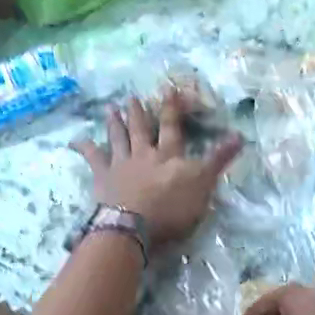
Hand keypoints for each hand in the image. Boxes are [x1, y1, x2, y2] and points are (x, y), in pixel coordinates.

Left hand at [74, 91, 242, 244]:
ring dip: (115, 123)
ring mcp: (121, 164)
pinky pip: (91, 158)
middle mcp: (144, 154)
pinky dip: (84, 147)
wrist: (134, 224)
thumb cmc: (172, 210)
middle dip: (138, 113)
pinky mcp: (102, 177)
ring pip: (118, 138)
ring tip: (111, 109)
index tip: (168, 90)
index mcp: (169, 156)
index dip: (171, 109)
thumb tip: (239, 135)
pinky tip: (75, 140)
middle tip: (131, 96)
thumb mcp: (203, 185)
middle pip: (141, 129)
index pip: (172, 128)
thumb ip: (218, 160)